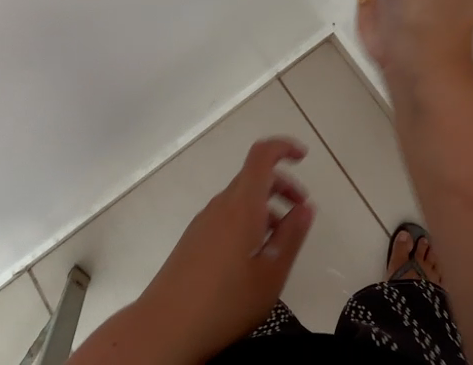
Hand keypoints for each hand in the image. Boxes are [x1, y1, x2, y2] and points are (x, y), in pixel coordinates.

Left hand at [133, 138, 314, 361]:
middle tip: (302, 209)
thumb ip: (291, 236)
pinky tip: (255, 255)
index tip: (304, 156)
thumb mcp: (271, 274)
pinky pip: (228, 215)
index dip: (283, 147)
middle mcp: (221, 204)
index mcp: (242, 205)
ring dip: (266, 206)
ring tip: (282, 240)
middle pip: (253, 176)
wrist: (166, 326)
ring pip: (241, 198)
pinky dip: (249, 220)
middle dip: (282, 184)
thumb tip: (306, 206)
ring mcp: (205, 220)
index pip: (261, 155)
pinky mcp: (195, 238)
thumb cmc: (225, 301)